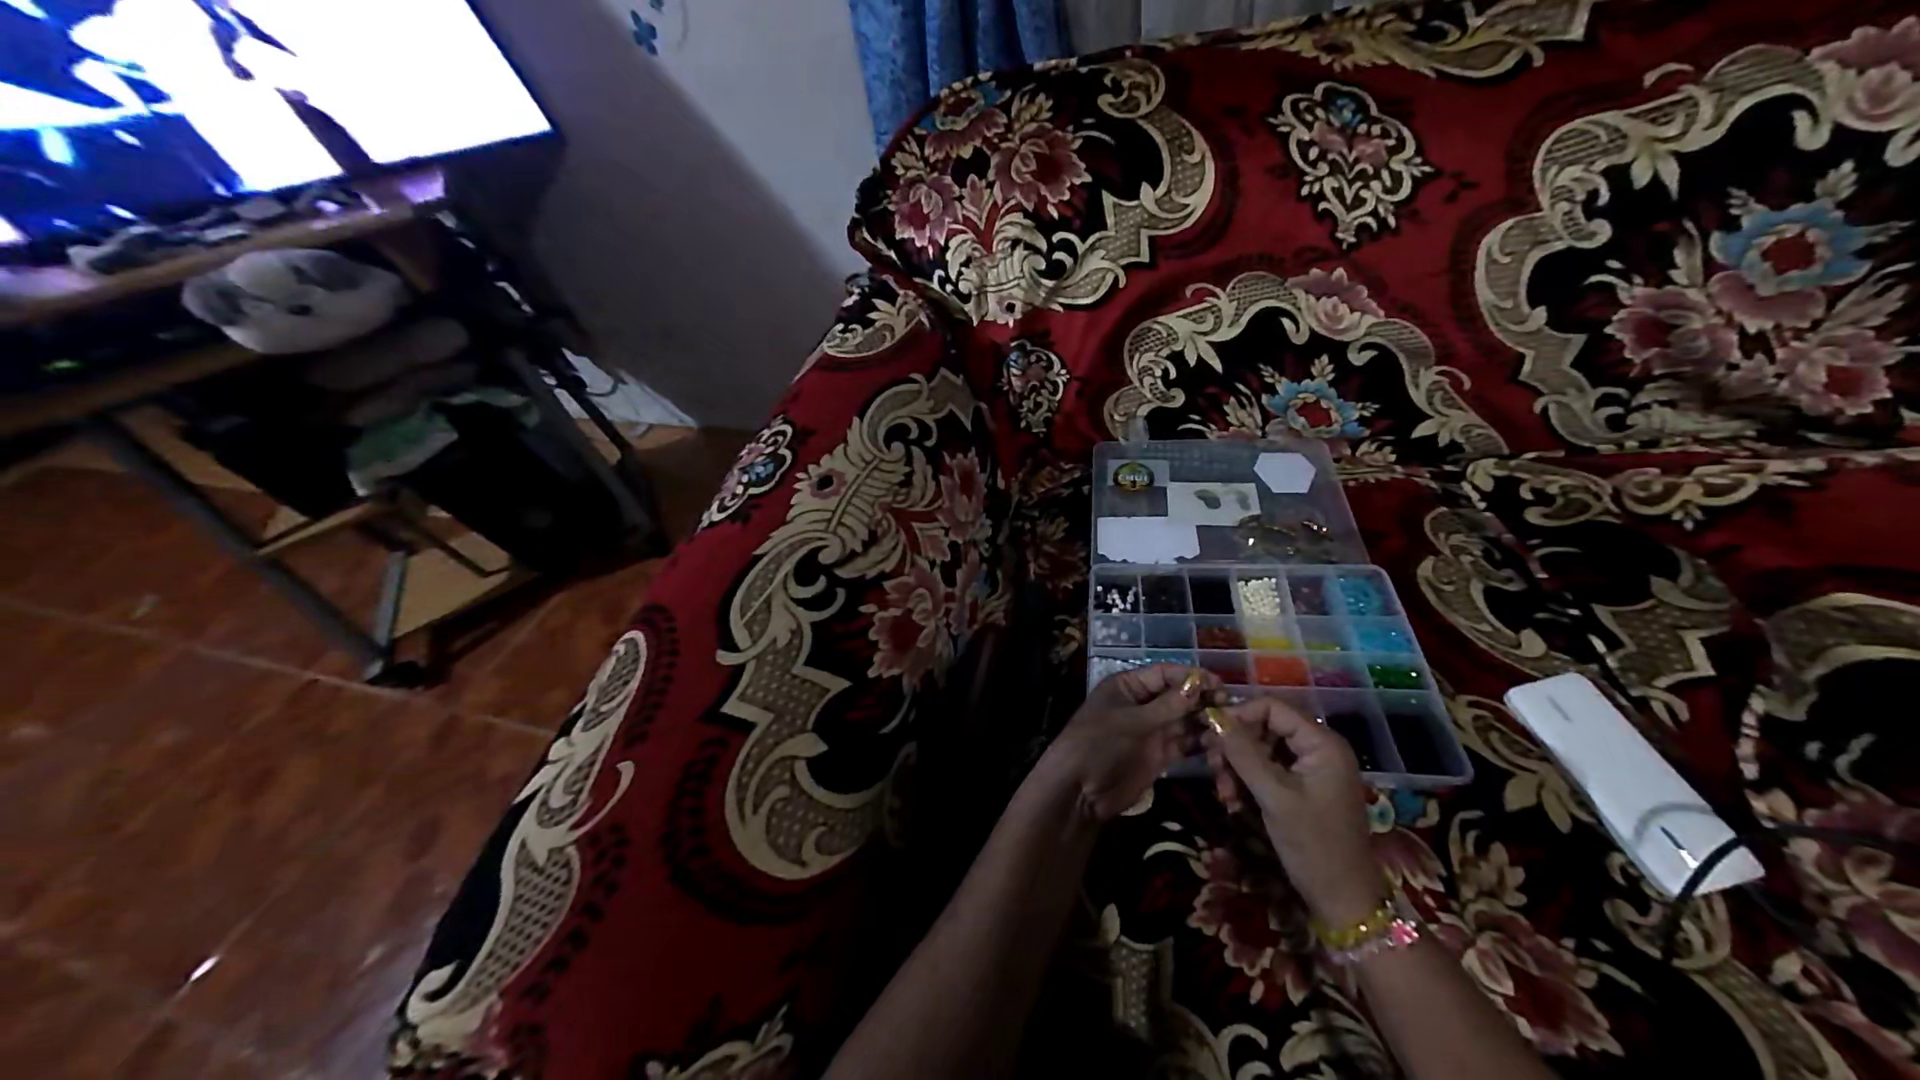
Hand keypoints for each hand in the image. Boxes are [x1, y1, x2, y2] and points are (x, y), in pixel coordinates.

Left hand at [1043, 664, 1214, 821]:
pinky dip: (1201, 742)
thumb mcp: (1132, 722)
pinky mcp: (1159, 755)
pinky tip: (1221, 743)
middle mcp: (1142, 705)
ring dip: (1206, 721)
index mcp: (1128, 686)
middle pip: (1178, 696)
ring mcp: (1151, 730)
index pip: (1164, 674)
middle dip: (1203, 699)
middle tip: (1231, 706)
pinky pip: (1184, 743)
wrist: (1080, 790)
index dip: (1191, 677)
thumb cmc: (1098, 744)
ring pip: (1184, 720)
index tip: (1219, 684)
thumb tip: (1198, 685)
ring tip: (1232, 725)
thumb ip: (1167, 705)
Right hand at [1205, 697, 1384, 925]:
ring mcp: (1312, 767)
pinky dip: (1248, 781)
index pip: (1272, 707)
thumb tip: (1215, 719)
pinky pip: (1269, 769)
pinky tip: (1234, 801)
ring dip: (1237, 766)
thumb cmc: (1313, 844)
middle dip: (1235, 745)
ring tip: (1224, 793)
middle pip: (1265, 726)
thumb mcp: (1273, 796)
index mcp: (1322, 743)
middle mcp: (1319, 747)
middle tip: (1211, 767)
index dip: (1239, 715)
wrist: (1343, 898)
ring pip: (1262, 748)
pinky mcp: (1304, 786)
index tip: (1210, 736)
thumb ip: (1244, 754)